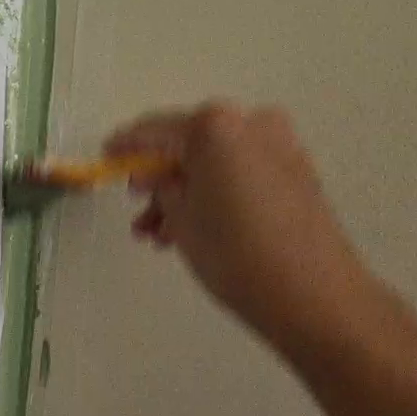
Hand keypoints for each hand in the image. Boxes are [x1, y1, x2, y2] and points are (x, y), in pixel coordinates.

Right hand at [108, 101, 376, 348]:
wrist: (310, 292)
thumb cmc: (233, 251)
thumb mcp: (179, 218)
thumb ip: (161, 187)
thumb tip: (159, 176)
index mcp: (215, 127)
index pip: (155, 130)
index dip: (125, 146)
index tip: (106, 158)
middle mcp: (250, 123)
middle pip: (189, 144)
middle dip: (159, 176)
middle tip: (138, 206)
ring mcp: (279, 146)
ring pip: (214, 164)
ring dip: (183, 193)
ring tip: (160, 235)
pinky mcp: (295, 173)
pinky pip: (238, 174)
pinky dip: (212, 195)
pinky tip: (192, 230)